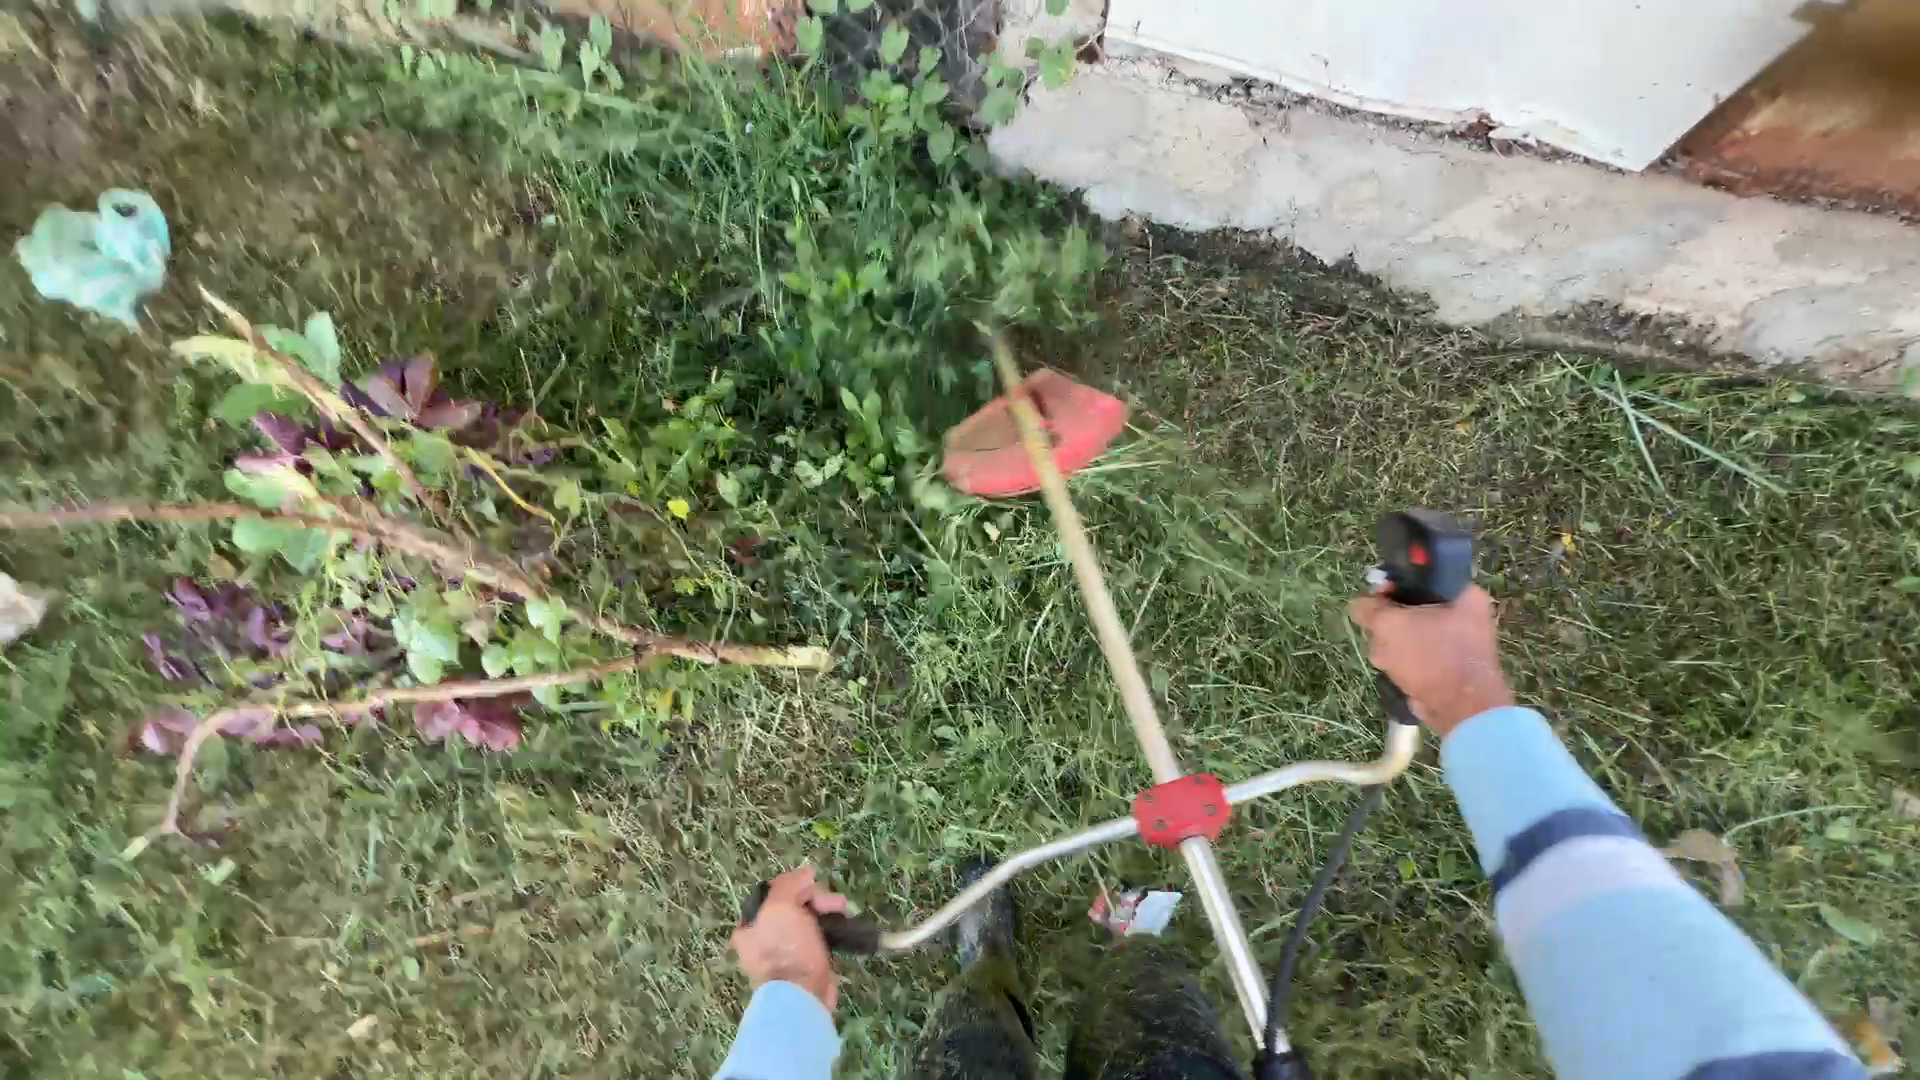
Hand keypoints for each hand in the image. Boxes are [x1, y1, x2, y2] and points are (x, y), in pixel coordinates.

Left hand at [730, 865, 847, 1011]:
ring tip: (845, 912)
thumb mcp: (781, 906)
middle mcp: (765, 936)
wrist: (801, 996)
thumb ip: (789, 884)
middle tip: (836, 904)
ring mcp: (785, 950)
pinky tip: (842, 925)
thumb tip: (807, 872)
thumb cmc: (786, 948)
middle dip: (818, 898)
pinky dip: (830, 927)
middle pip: (795, 903)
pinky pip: (817, 934)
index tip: (814, 885)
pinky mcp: (805, 962)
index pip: (776, 890)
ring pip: (809, 917)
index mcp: (751, 923)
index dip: (798, 885)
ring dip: (828, 910)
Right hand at [1348, 584, 1514, 737]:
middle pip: (1407, 608)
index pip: (1418, 577)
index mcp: (1461, 594)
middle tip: (1382, 634)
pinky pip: (1414, 653)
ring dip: (1389, 646)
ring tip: (1389, 659)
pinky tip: (1397, 671)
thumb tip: (1359, 605)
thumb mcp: (1389, 624)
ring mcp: (1456, 641)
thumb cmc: (1430, 655)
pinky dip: (1402, 662)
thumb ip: (1368, 607)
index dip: (1392, 586)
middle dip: (1387, 624)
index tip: (1377, 598)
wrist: (1460, 707)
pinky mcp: (1447, 663)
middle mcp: (1463, 614)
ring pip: (1406, 633)